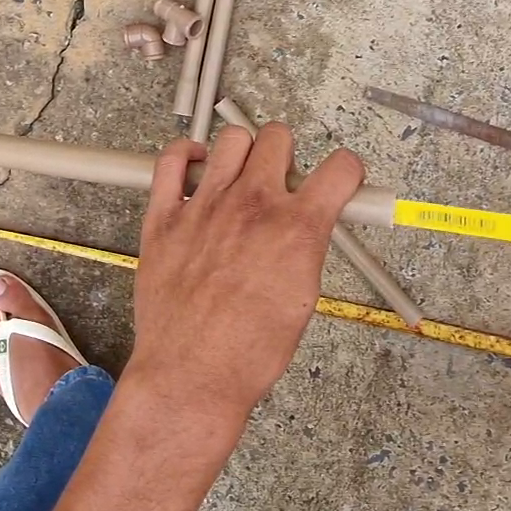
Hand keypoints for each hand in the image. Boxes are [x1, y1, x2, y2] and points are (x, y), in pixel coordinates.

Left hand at [129, 125, 364, 422]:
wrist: (193, 373)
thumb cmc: (249, 350)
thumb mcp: (303, 297)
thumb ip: (306, 246)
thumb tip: (306, 224)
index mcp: (297, 227)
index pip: (340, 168)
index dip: (345, 171)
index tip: (339, 177)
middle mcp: (252, 204)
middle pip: (278, 137)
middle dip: (285, 154)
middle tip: (279, 181)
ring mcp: (205, 204)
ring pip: (231, 138)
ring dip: (242, 151)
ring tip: (238, 176)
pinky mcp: (165, 214)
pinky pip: (171, 159)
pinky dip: (185, 154)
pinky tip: (196, 166)